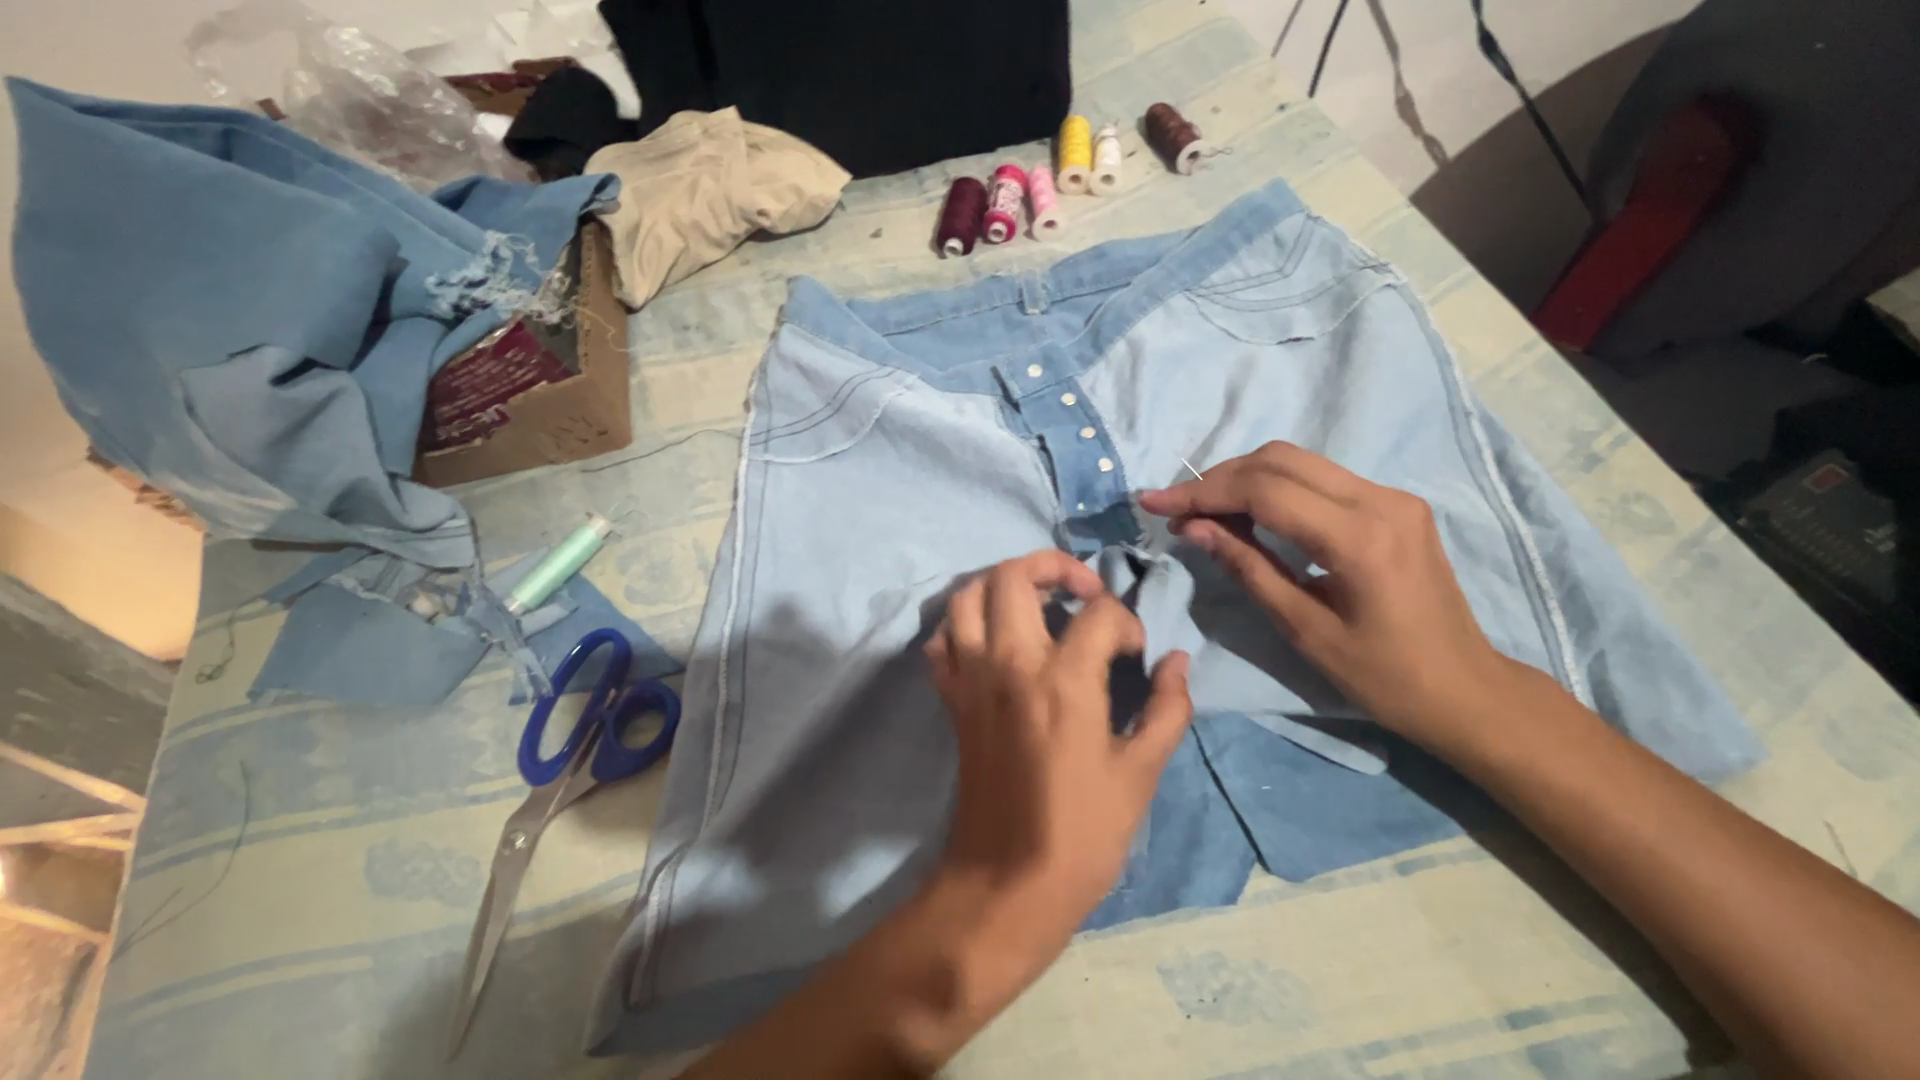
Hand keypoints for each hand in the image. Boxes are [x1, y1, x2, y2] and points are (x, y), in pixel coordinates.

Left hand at [925, 551, 1191, 947]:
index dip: (1126, 622)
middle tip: (1083, 594)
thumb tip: (1178, 661)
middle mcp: (1010, 664)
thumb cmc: (1083, 832)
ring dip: (1002, 584)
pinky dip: (964, 625)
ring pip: (967, 595)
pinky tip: (994, 641)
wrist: (1008, 881)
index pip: (1098, 614)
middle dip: (1054, 567)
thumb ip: (1167, 708)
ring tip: (1037, 603)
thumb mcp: (1142, 773)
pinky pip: (942, 641)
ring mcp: (971, 679)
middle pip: (1013, 575)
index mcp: (1065, 681)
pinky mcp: (951, 700)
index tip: (1135, 653)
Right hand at [1138, 442, 1526, 746]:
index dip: (1202, 492)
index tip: (1153, 503)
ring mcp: (1393, 497)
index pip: (1264, 491)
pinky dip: (1275, 488)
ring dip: (1244, 479)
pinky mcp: (1395, 504)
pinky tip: (1248, 514)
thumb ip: (1248, 568)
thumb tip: (1194, 528)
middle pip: (1280, 461)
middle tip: (1175, 509)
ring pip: (1299, 462)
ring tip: (1203, 512)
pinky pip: (1321, 478)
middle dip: (1218, 479)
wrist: (1464, 688)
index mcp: (1359, 538)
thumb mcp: (1304, 630)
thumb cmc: (1383, 676)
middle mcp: (1380, 500)